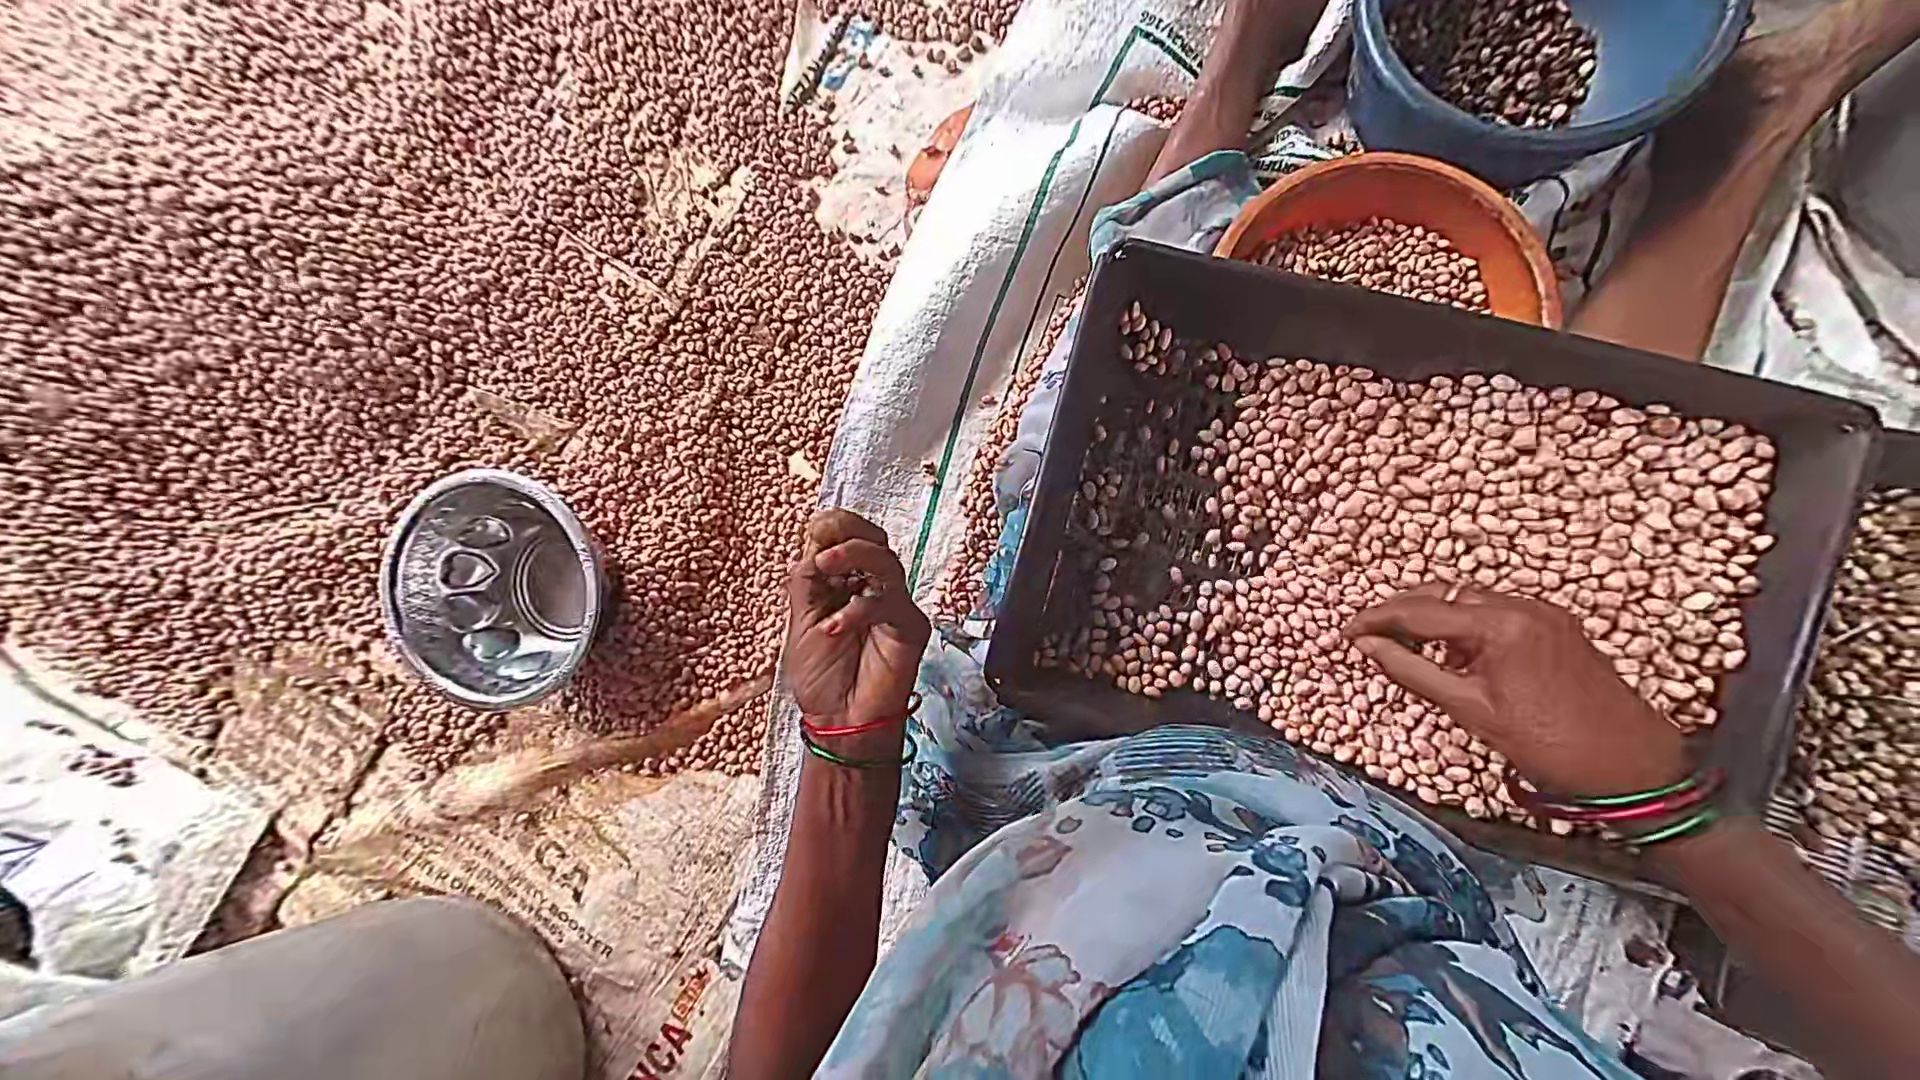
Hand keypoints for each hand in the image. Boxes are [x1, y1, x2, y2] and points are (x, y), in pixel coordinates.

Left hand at [784, 510, 930, 740]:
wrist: (839, 720)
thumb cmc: (822, 675)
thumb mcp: (801, 621)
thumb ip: (808, 581)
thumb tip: (813, 544)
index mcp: (846, 583)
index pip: (850, 539)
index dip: (836, 525)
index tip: (815, 527)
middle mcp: (872, 588)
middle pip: (874, 541)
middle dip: (849, 532)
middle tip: (824, 541)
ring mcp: (893, 605)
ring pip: (886, 562)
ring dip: (854, 556)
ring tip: (825, 566)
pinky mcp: (909, 625)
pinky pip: (890, 602)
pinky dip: (859, 609)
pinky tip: (836, 626)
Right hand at [1344, 584, 1688, 797]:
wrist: (1640, 772)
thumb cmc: (1550, 745)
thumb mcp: (1469, 709)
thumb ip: (1410, 670)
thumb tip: (1365, 646)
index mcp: (1501, 624)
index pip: (1419, 611)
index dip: (1375, 620)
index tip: (1346, 632)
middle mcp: (1523, 607)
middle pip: (1441, 594)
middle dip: (1398, 611)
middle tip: (1366, 632)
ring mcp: (1543, 614)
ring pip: (1465, 600)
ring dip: (1427, 615)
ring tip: (1397, 639)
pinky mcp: (1555, 627)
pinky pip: (1491, 612)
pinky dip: (1458, 624)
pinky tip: (1444, 650)